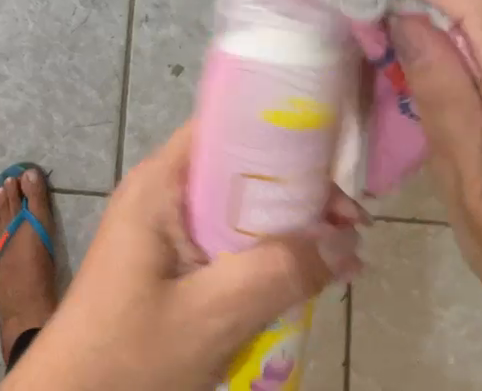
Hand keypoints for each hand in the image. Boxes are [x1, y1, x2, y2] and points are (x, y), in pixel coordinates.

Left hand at [0, 122, 363, 390]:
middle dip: (294, 192)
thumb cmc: (130, 352)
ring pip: (233, 208)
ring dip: (281, 227)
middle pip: (236, 168)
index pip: (224, 128)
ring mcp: (159, 225)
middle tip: (351, 225)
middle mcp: (159, 191)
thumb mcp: (212, 315)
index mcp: (160, 183)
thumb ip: (278, 274)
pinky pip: (221, 239)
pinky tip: (294, 279)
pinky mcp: (163, 258)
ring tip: (336, 254)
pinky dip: (258, 253)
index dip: (282, 139)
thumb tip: (348, 241)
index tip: (333, 171)